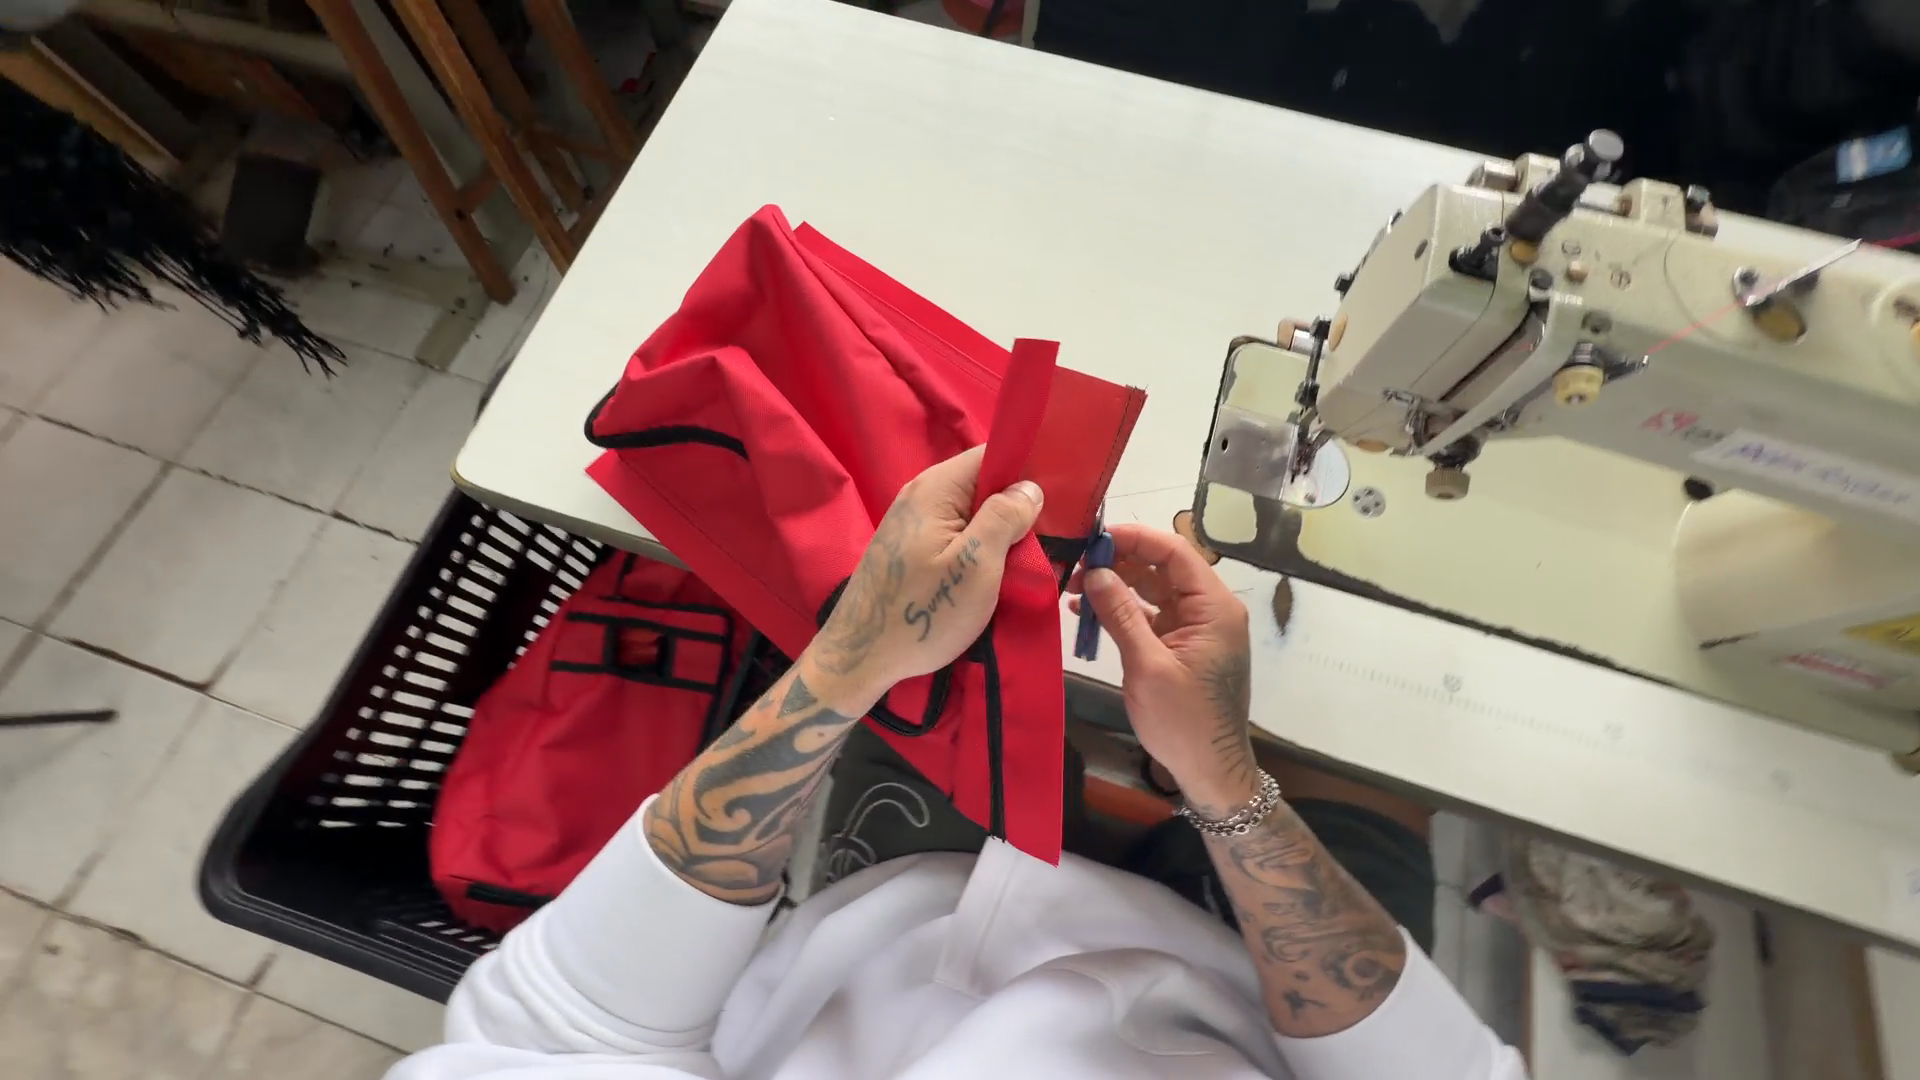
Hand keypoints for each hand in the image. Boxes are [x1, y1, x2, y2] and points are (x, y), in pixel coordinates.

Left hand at [806, 446, 1043, 710]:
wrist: (861, 657)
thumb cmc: (921, 614)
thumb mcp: (976, 566)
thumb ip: (1004, 517)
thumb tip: (1029, 487)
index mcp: (937, 488)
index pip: (992, 455)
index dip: (1027, 471)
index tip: (1058, 501)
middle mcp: (922, 495)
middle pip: (984, 485)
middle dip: (1017, 510)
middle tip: (1048, 541)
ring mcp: (914, 523)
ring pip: (973, 515)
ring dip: (1001, 536)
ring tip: (1027, 563)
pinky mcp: (913, 550)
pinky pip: (958, 536)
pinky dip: (980, 552)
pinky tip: (996, 576)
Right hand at [1069, 524, 1255, 815]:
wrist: (1209, 769)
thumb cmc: (1184, 720)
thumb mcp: (1148, 665)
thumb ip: (1122, 614)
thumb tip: (1094, 572)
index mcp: (1214, 607)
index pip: (1175, 552)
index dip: (1135, 538)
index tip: (1094, 538)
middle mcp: (1208, 609)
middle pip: (1162, 567)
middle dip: (1118, 561)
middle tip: (1074, 566)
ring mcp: (1194, 626)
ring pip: (1152, 588)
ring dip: (1114, 585)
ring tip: (1072, 586)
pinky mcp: (1178, 644)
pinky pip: (1148, 614)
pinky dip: (1120, 610)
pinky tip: (1085, 611)